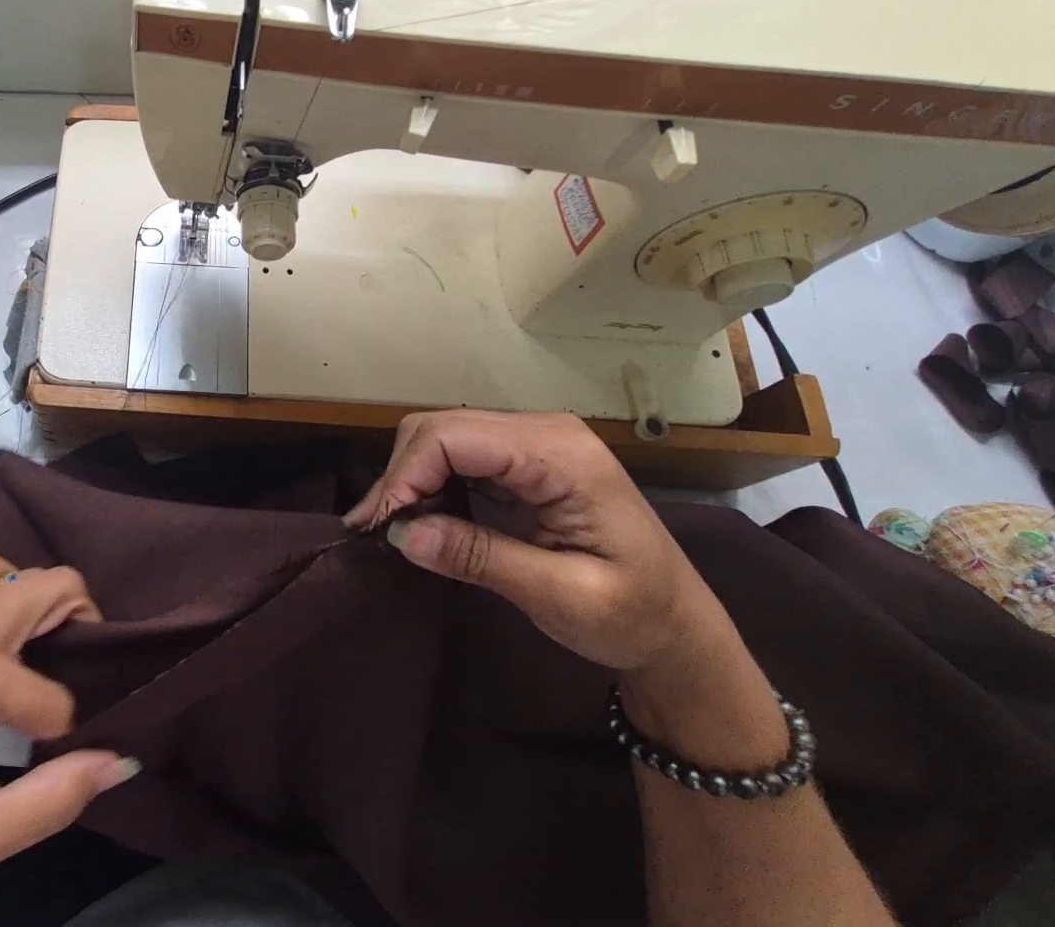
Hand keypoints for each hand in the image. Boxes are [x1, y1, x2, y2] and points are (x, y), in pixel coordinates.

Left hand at [0, 555, 139, 926]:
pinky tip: (5, 648)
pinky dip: (12, 597)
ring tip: (43, 664)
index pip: (55, 696)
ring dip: (46, 609)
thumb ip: (55, 801)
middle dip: (82, 637)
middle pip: (57, 589)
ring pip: (22, 572)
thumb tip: (119, 760)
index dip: (64, 735)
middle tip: (72, 690)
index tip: (44, 761)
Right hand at [344, 409, 714, 674]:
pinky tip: (419, 519)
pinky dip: (427, 483)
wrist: (678, 627)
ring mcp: (534, 443)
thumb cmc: (634, 617)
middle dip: (400, 475)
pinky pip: (457, 455)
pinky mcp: (523, 462)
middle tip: (376, 531)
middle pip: (440, 427)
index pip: (454, 436)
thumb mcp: (562, 597)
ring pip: (441, 436)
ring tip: (390, 529)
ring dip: (408, 479)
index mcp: (563, 456)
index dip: (405, 475)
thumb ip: (482, 558)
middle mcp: (545, 432)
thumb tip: (400, 534)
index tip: (377, 527)